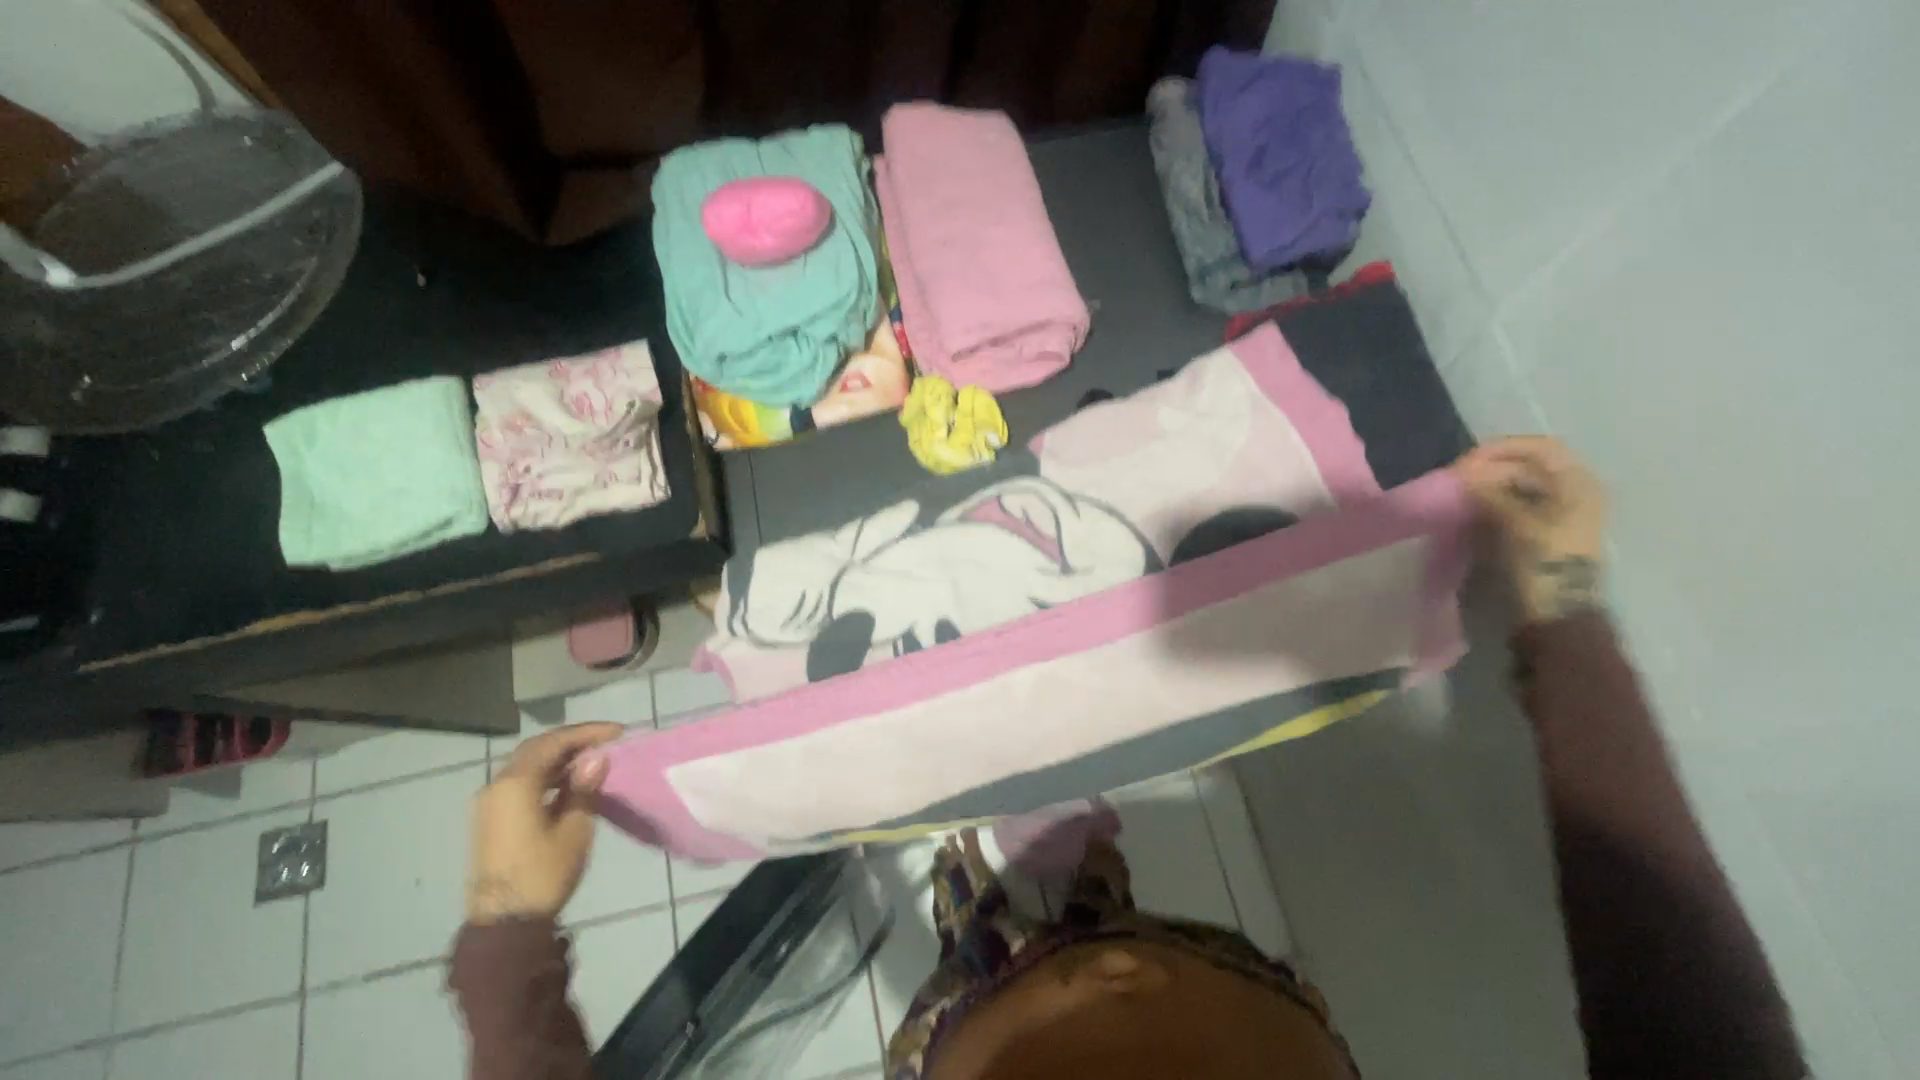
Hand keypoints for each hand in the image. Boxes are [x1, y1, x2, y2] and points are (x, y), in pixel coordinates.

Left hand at [466, 723, 625, 923]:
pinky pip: (520, 784)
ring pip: (526, 766)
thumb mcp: (574, 829)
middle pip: (536, 749)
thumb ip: (583, 789)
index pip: (553, 743)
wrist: (504, 923)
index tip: (617, 732)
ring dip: (558, 758)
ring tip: (592, 760)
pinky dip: (545, 776)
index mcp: (515, 784)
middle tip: (605, 742)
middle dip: (571, 741)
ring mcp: (490, 803)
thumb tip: (595, 759)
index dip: (586, 733)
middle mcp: (497, 786)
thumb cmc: (543, 873)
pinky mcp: (491, 820)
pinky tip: (569, 783)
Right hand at [1456, 436, 1608, 624]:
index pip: (1539, 448)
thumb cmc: (1544, 565)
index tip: (1466, 462)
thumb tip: (1463, 476)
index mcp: (1578, 484)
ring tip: (1456, 495)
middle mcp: (1572, 492)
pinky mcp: (1540, 532)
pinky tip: (1468, 510)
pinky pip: (1513, 505)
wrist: (1557, 614)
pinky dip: (1490, 503)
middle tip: (1454, 480)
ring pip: (1517, 486)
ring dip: (1486, 486)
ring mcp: (1557, 513)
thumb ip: (1490, 494)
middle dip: (1488, 468)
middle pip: (1526, 466)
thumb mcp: (1516, 524)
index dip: (1501, 449)